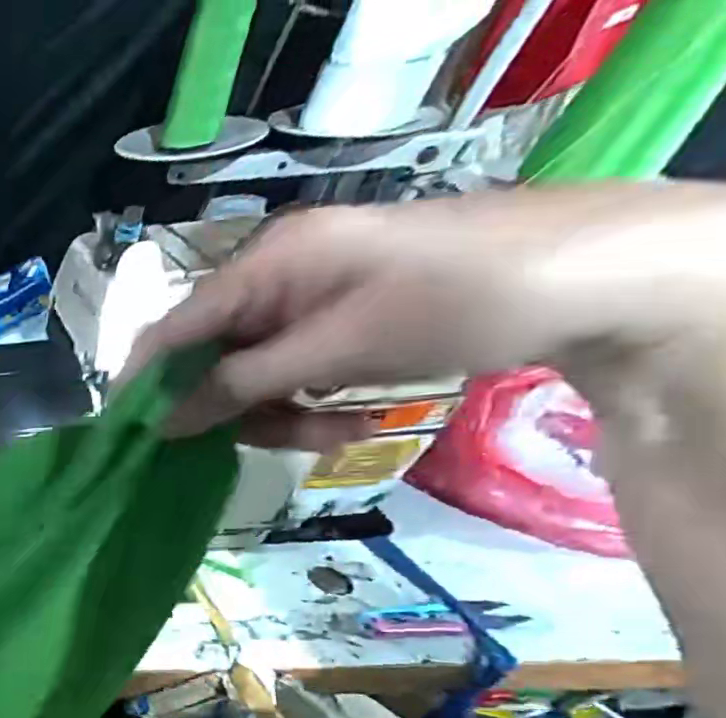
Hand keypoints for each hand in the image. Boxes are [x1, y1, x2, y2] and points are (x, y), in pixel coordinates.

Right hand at [124, 182, 725, 437]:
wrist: (594, 277)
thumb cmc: (455, 300)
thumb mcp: (337, 349)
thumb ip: (242, 384)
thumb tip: (162, 419)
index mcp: (264, 266)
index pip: (171, 330)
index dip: (144, 385)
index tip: (132, 441)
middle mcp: (271, 281)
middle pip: (208, 360)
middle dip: (230, 410)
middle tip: (269, 443)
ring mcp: (303, 304)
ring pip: (249, 379)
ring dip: (278, 417)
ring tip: (333, 433)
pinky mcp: (331, 326)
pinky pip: (290, 378)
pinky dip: (308, 408)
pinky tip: (348, 421)